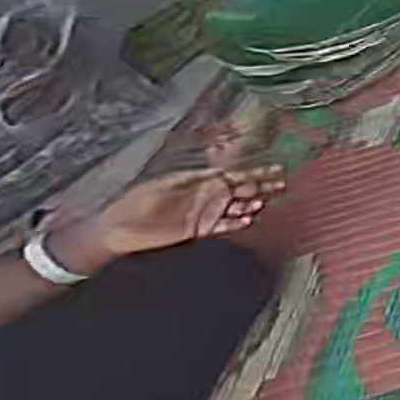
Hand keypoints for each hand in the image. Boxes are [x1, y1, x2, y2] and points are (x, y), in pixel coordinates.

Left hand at [86, 166, 286, 261]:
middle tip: (283, 185)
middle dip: (266, 187)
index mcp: (204, 183)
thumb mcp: (164, 184)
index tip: (278, 169)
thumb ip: (194, 178)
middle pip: (246, 190)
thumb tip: (221, 171)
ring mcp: (209, 213)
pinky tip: (246, 220)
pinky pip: (228, 226)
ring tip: (258, 205)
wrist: (116, 230)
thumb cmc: (136, 202)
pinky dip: (239, 223)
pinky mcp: (203, 229)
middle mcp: (211, 197)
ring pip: (241, 208)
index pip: (238, 175)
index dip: (259, 172)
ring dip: (252, 205)